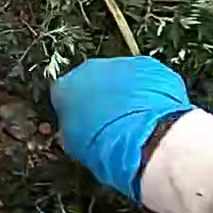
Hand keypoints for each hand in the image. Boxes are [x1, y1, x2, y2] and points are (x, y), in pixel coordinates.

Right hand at [52, 57, 194, 199]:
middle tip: (107, 121)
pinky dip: (146, 90)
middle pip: (89, 79)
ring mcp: (119, 65)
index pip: (62, 94)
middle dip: (97, 97)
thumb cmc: (108, 147)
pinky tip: (150, 111)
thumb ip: (70, 130)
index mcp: (65, 88)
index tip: (80, 122)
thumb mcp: (75, 147)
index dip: (71, 110)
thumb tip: (74, 131)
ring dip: (121, 92)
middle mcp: (89, 70)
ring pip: (116, 75)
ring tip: (132, 118)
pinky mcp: (147, 65)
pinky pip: (143, 76)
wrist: (147, 140)